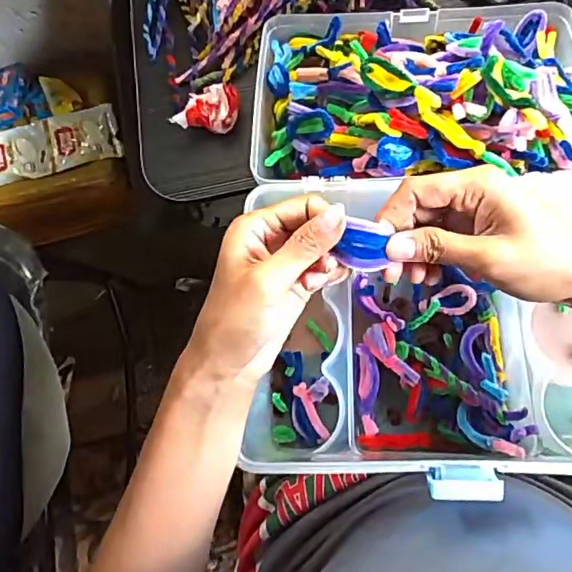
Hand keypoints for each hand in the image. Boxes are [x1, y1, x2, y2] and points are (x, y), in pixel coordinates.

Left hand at [174, 196, 347, 393]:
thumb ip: (305, 246)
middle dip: (331, 241)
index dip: (326, 218)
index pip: (302, 206)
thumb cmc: (232, 323)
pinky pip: (323, 265)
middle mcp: (271, 239)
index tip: (344, 237)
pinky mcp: (297, 281)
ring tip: (320, 279)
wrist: (227, 365)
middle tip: (333, 262)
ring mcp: (286, 261)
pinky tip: (323, 284)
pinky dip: (329, 272)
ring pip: (324, 245)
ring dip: (330, 259)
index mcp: (255, 228)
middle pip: (316, 223)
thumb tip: (336, 216)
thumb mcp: (269, 280)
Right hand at [373, 167, 571, 303]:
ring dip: (416, 251)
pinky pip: (445, 237)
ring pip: (429, 225)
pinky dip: (433, 256)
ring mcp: (476, 210)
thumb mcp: (488, 257)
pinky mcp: (481, 228)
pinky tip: (432, 276)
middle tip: (393, 275)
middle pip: (419, 208)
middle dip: (402, 240)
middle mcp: (472, 191)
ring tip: (417, 280)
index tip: (377, 250)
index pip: (416, 191)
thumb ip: (437, 248)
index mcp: (475, 184)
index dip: (391, 218)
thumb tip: (390, 247)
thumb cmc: (547, 262)